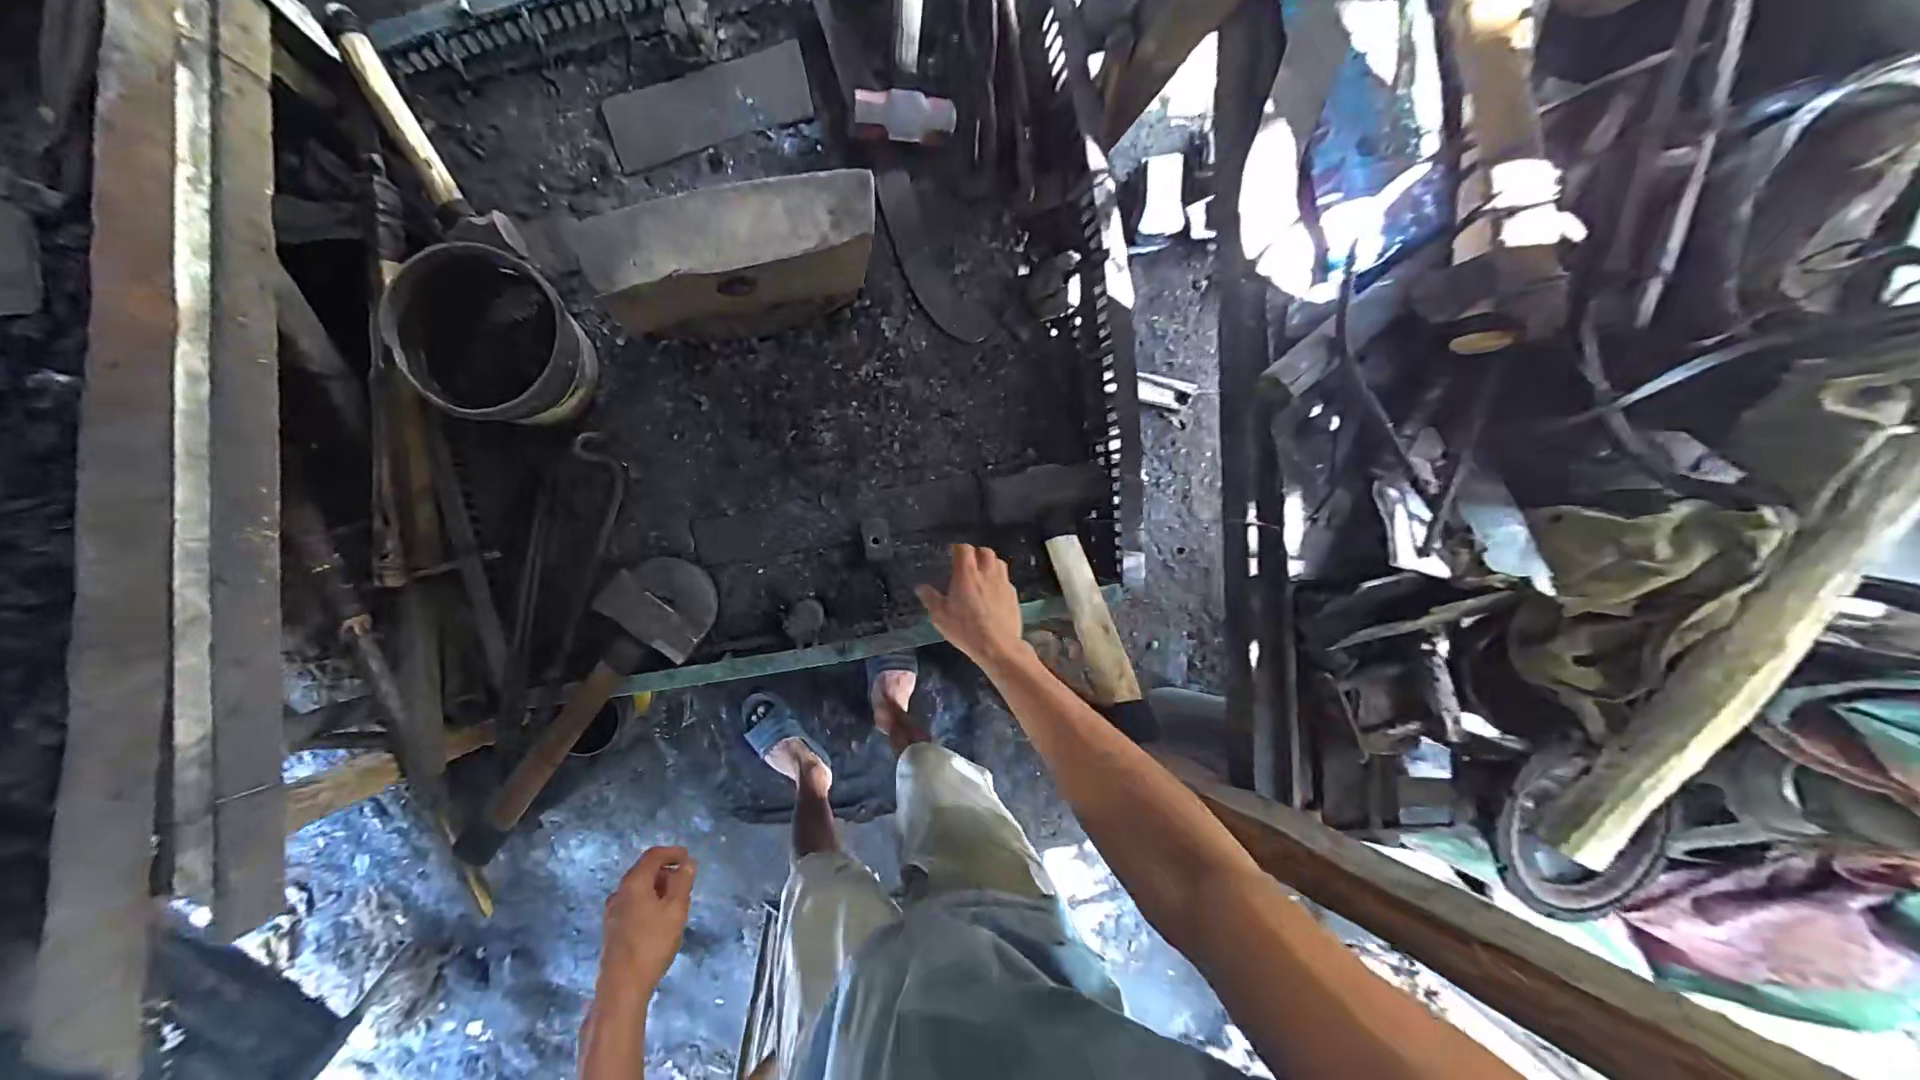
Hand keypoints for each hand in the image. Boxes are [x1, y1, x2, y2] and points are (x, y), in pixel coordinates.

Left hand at [601, 846, 695, 993]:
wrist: (621, 987)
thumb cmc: (652, 943)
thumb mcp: (676, 909)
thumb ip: (683, 881)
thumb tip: (687, 863)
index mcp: (633, 883)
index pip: (653, 855)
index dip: (673, 852)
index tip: (689, 858)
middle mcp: (619, 893)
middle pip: (644, 870)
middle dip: (667, 870)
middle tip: (686, 882)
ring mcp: (612, 912)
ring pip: (638, 888)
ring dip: (659, 887)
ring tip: (677, 901)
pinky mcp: (612, 928)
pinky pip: (633, 902)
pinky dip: (649, 900)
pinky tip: (660, 918)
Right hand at [916, 544, 1025, 670]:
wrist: (997, 646)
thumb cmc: (966, 629)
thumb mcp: (940, 616)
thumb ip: (930, 598)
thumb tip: (921, 587)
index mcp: (967, 574)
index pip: (964, 549)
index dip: (957, 549)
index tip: (952, 554)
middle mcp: (987, 573)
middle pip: (984, 551)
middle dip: (975, 554)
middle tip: (967, 563)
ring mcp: (1003, 583)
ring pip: (998, 563)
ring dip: (989, 564)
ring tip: (981, 574)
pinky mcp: (1013, 595)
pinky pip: (1006, 580)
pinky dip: (998, 580)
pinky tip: (992, 592)